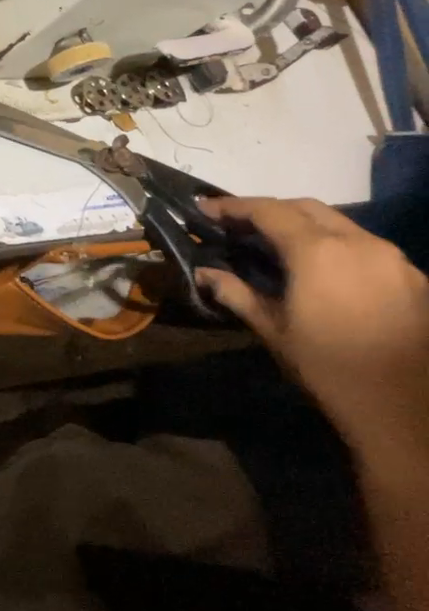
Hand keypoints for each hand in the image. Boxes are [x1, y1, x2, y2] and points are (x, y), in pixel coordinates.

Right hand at [198, 196, 428, 465]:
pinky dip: (331, 246)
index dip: (232, 206)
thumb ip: (236, 293)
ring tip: (271, 247)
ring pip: (340, 225)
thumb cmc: (328, 364)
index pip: (270, 211)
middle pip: (307, 209)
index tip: (203, 210)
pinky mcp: (413, 279)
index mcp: (320, 253)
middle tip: (234, 225)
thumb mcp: (271, 328)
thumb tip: (204, 273)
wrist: (407, 404)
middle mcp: (361, 245)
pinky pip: (363, 248)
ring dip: (302, 227)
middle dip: (268, 211)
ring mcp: (394, 261)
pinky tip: (315, 271)